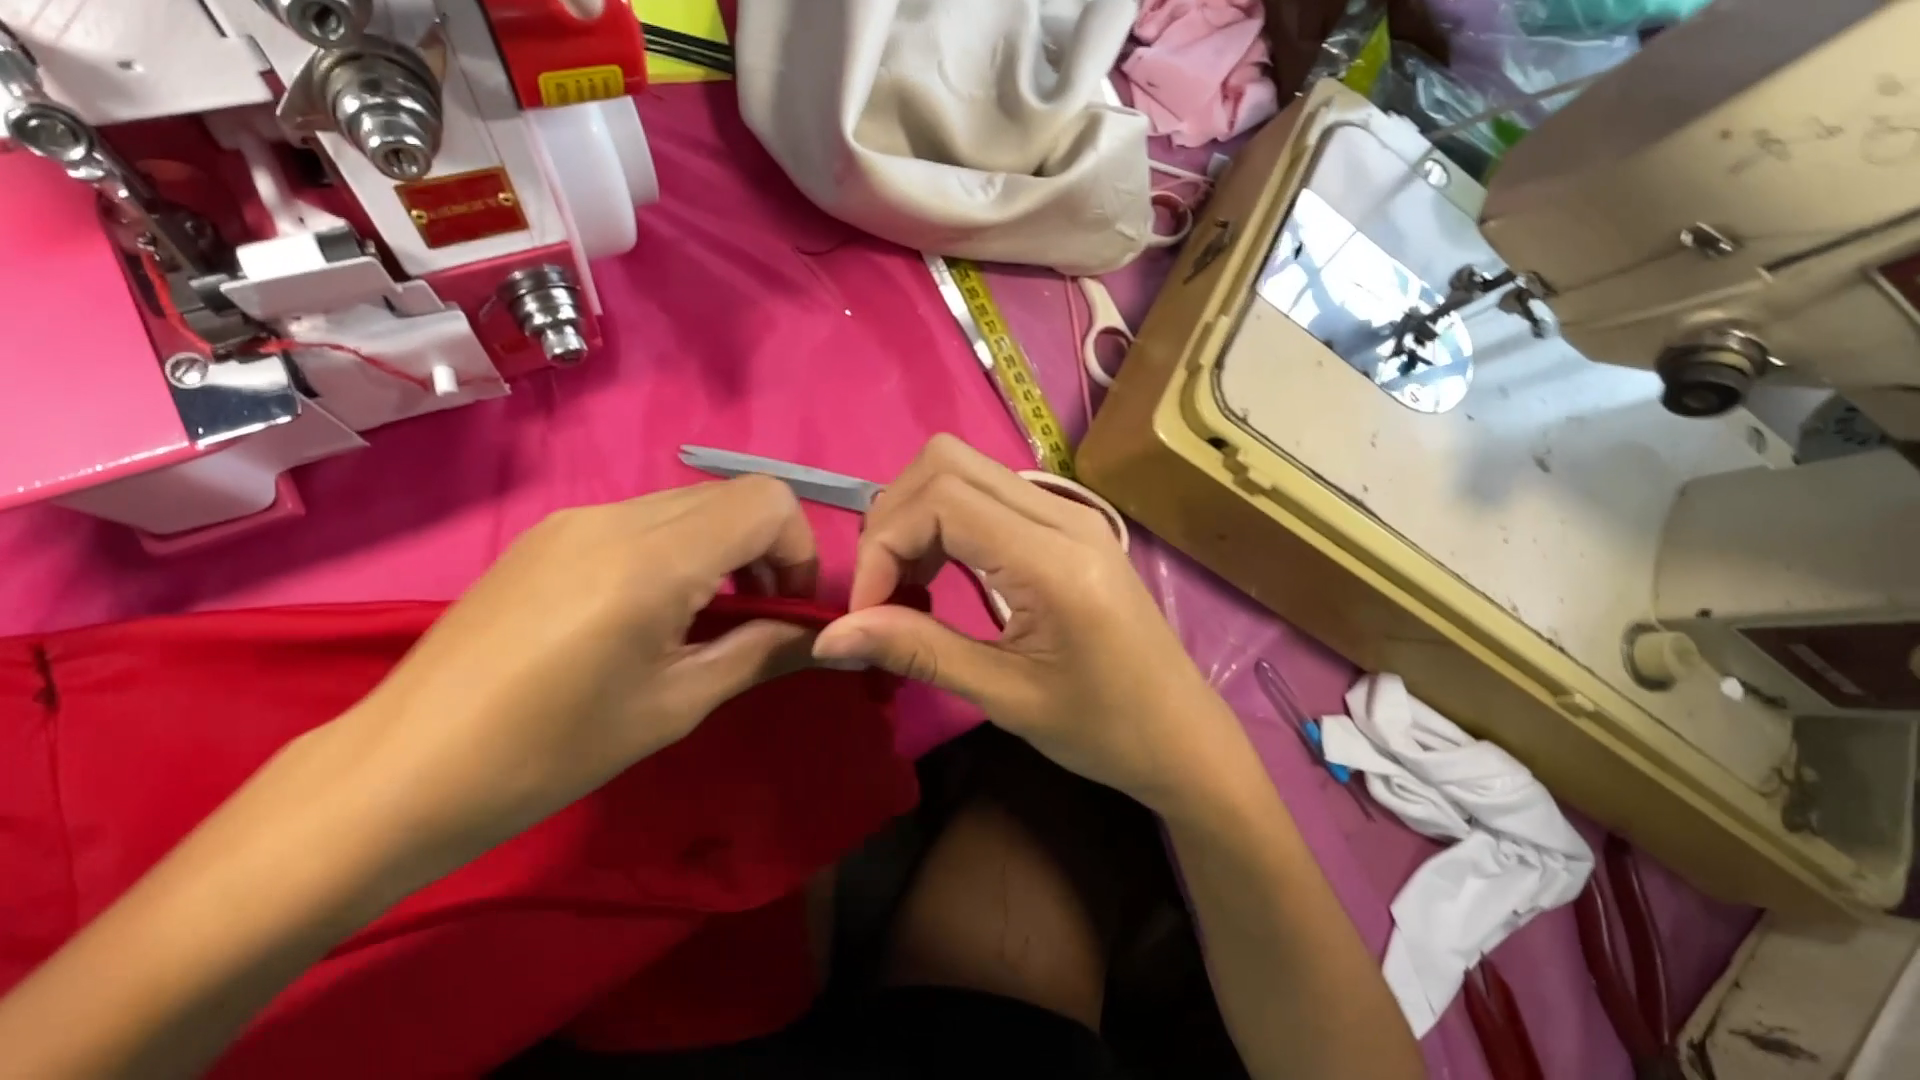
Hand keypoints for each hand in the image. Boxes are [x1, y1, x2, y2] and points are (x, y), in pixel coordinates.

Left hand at [327, 476, 819, 867]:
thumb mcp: (674, 706)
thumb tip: (816, 635)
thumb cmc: (552, 752)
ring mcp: (573, 520)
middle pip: (730, 495)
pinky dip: (672, 552)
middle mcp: (615, 517)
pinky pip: (637, 521)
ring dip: (718, 550)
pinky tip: (644, 615)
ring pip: (684, 505)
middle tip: (755, 619)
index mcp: (653, 559)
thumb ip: (758, 653)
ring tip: (700, 621)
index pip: (767, 501)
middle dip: (765, 550)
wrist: (407, 769)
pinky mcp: (545, 536)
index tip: (788, 611)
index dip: (800, 550)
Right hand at [813, 436, 1249, 813]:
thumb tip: (829, 636)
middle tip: (883, 591)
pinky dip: (946, 522)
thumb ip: (918, 650)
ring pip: (965, 470)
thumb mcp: (1005, 697)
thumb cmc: (1103, 731)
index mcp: (1053, 558)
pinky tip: (942, 576)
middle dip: (893, 518)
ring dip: (917, 517)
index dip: (883, 544)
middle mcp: (1063, 515)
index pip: (940, 499)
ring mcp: (1070, 513)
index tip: (867, 612)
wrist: (1183, 738)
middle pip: (946, 463)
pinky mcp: (1068, 526)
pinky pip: (989, 494)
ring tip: (906, 588)